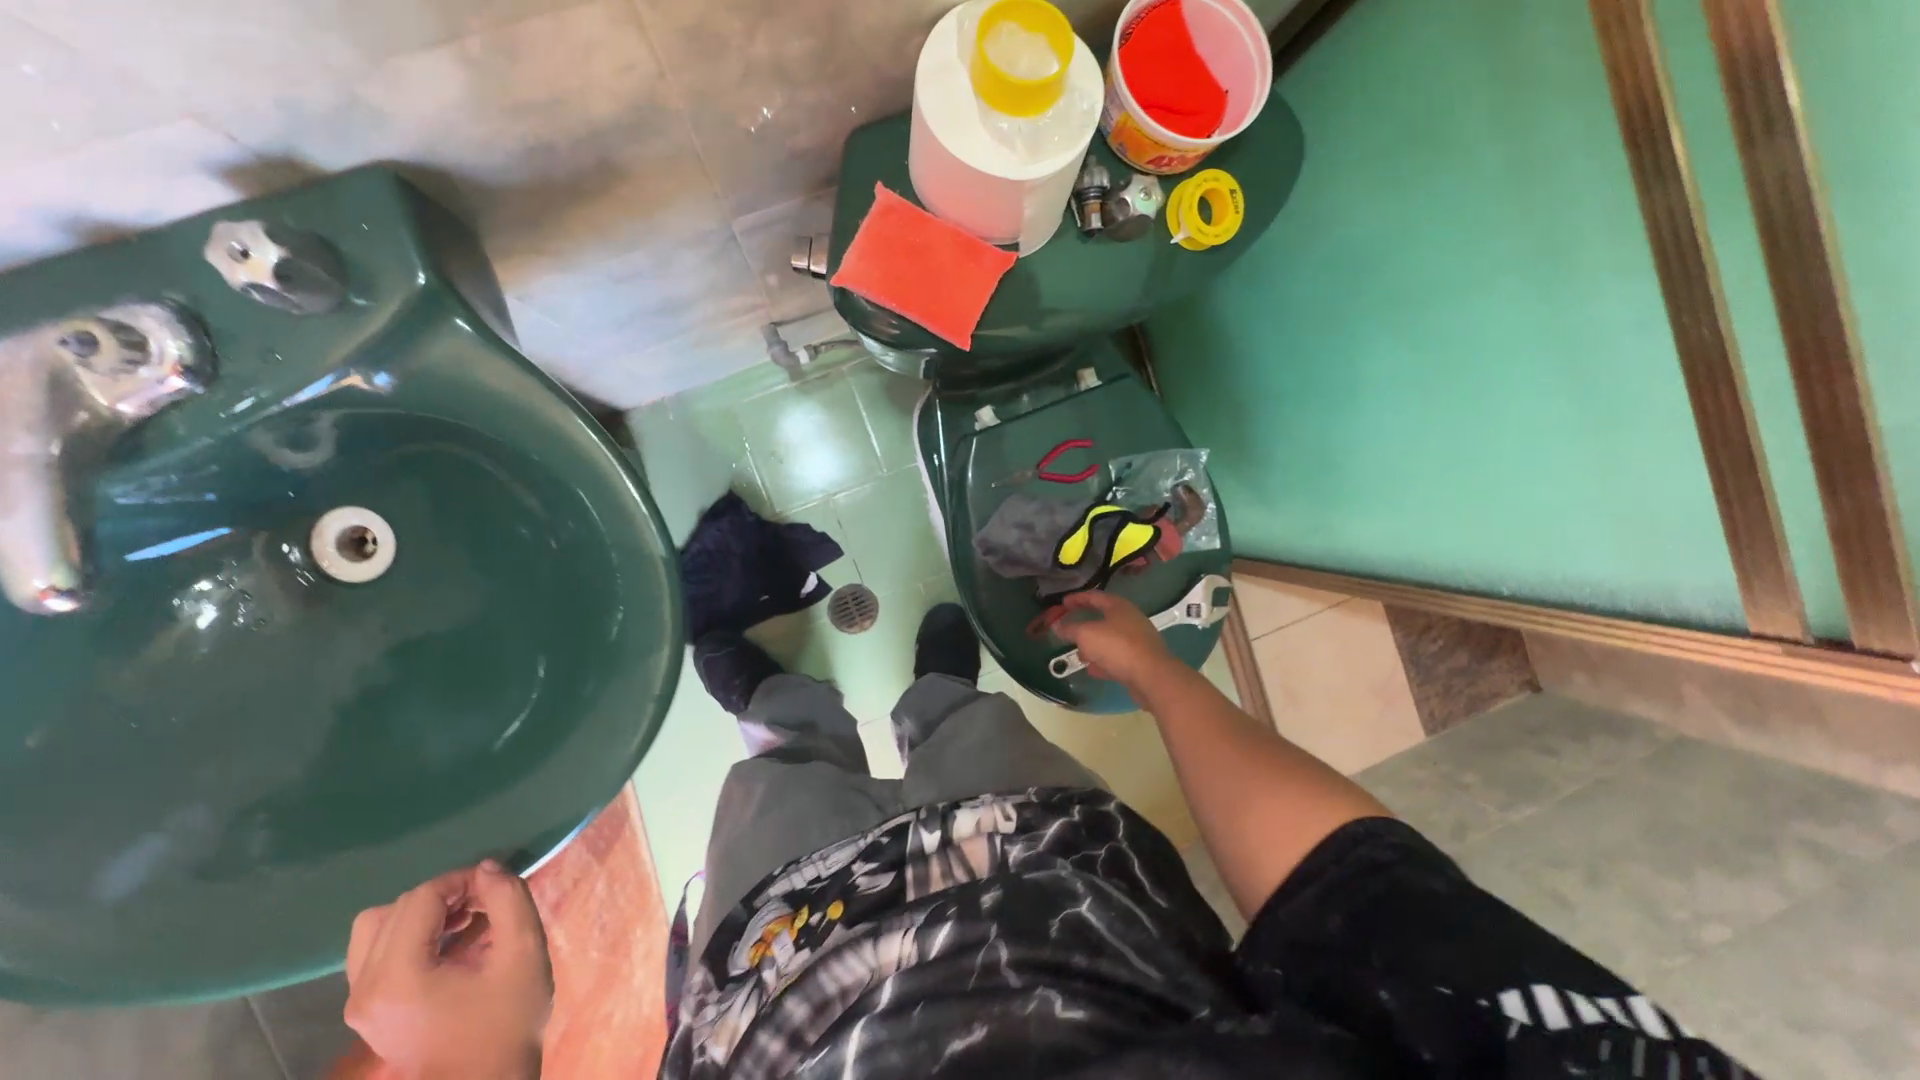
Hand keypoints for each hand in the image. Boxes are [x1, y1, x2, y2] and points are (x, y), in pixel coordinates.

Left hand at [344, 860, 552, 1079]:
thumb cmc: (507, 1022)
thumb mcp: (524, 953)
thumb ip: (508, 900)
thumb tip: (486, 869)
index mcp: (397, 977)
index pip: (420, 899)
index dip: (460, 881)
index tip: (496, 889)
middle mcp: (364, 989)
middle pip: (393, 909)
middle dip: (441, 896)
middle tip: (482, 905)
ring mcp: (359, 1003)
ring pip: (375, 929)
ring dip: (419, 915)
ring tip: (461, 925)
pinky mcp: (366, 1011)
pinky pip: (374, 953)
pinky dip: (408, 937)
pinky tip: (446, 947)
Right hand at [1054, 591, 1177, 685]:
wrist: (1152, 676)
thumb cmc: (1117, 647)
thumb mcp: (1086, 635)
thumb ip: (1070, 629)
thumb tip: (1057, 626)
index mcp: (1119, 607)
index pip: (1094, 596)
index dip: (1077, 598)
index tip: (1062, 603)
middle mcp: (1130, 620)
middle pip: (1104, 618)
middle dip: (1084, 625)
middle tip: (1069, 630)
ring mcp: (1137, 641)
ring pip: (1110, 640)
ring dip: (1094, 646)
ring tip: (1079, 654)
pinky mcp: (1140, 661)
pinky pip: (1117, 658)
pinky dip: (1104, 662)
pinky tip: (1092, 670)